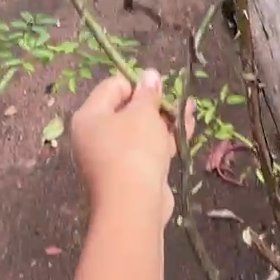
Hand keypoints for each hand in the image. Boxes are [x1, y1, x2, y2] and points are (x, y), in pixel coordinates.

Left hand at [71, 69, 175, 228]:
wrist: (134, 205)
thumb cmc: (134, 149)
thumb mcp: (144, 112)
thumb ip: (148, 92)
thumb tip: (149, 74)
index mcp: (90, 116)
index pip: (114, 86)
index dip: (139, 83)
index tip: (159, 88)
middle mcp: (96, 135)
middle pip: (128, 108)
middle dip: (156, 103)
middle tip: (176, 100)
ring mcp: (112, 156)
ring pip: (142, 129)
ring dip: (165, 120)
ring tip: (189, 110)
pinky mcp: (129, 172)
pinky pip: (147, 148)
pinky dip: (165, 139)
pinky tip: (186, 128)